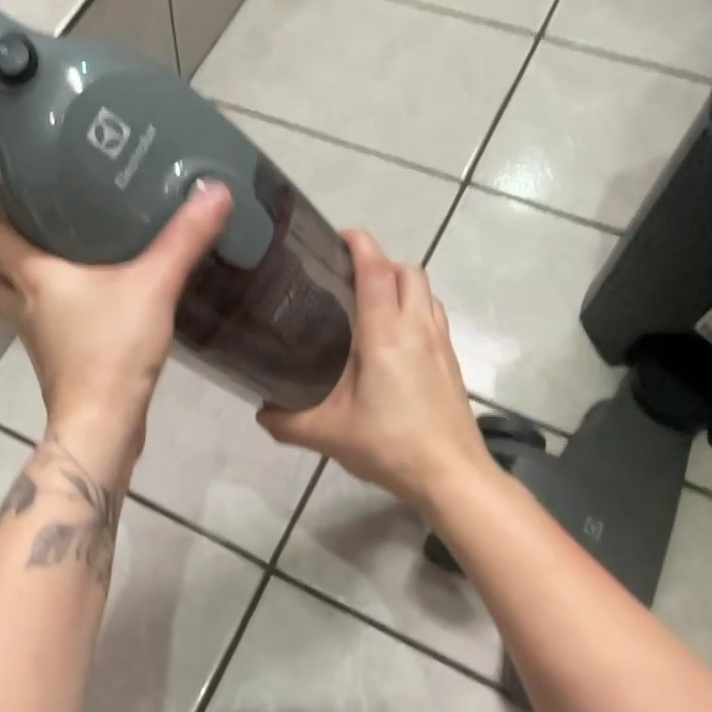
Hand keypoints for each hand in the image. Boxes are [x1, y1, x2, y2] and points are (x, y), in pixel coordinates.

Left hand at [0, 179, 230, 486]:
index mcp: (35, 278)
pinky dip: (55, 316)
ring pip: (16, 306)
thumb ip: (184, 239)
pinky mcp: (58, 365)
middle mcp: (27, 307)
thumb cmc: (112, 350)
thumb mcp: (153, 286)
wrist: (102, 424)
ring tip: (58, 266)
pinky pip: (45, 330)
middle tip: (23, 231)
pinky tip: (89, 308)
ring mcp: (39, 341)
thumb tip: (215, 190)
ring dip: (25, 288)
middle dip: (0, 256)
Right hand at [256, 231, 494, 509]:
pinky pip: (434, 316)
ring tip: (369, 303)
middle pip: (407, 271)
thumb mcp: (327, 435)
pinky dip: (415, 309)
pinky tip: (394, 339)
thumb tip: (260, 410)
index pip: (376, 270)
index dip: (359, 244)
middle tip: (346, 277)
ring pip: (425, 291)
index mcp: (385, 334)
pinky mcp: (451, 361)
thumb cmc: (389, 446)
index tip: (337, 236)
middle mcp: (417, 328)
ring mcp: (440, 343)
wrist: (451, 475)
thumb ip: (287, 421)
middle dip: (379, 261)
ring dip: (400, 284)